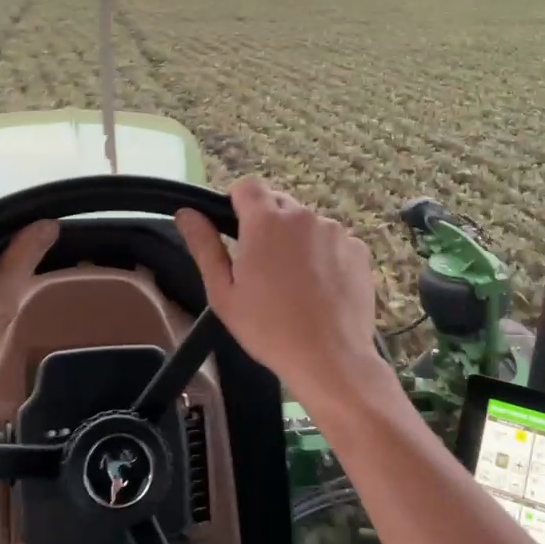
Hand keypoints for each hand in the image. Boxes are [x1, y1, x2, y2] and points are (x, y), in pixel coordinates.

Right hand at [174, 179, 388, 409]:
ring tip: (294, 282)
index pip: (247, 186)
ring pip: (307, 223)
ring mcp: (335, 231)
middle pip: (279, 203)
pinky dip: (324, 255)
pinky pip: (333, 241)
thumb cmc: (268, 328)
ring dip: (297, 240)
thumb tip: (186, 213)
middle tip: (261, 266)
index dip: (238, 202)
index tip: (236, 230)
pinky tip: (321, 288)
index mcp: (266, 221)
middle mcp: (303, 215)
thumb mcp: (223, 292)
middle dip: (267, 224)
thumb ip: (204, 246)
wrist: (329, 358)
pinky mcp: (358, 249)